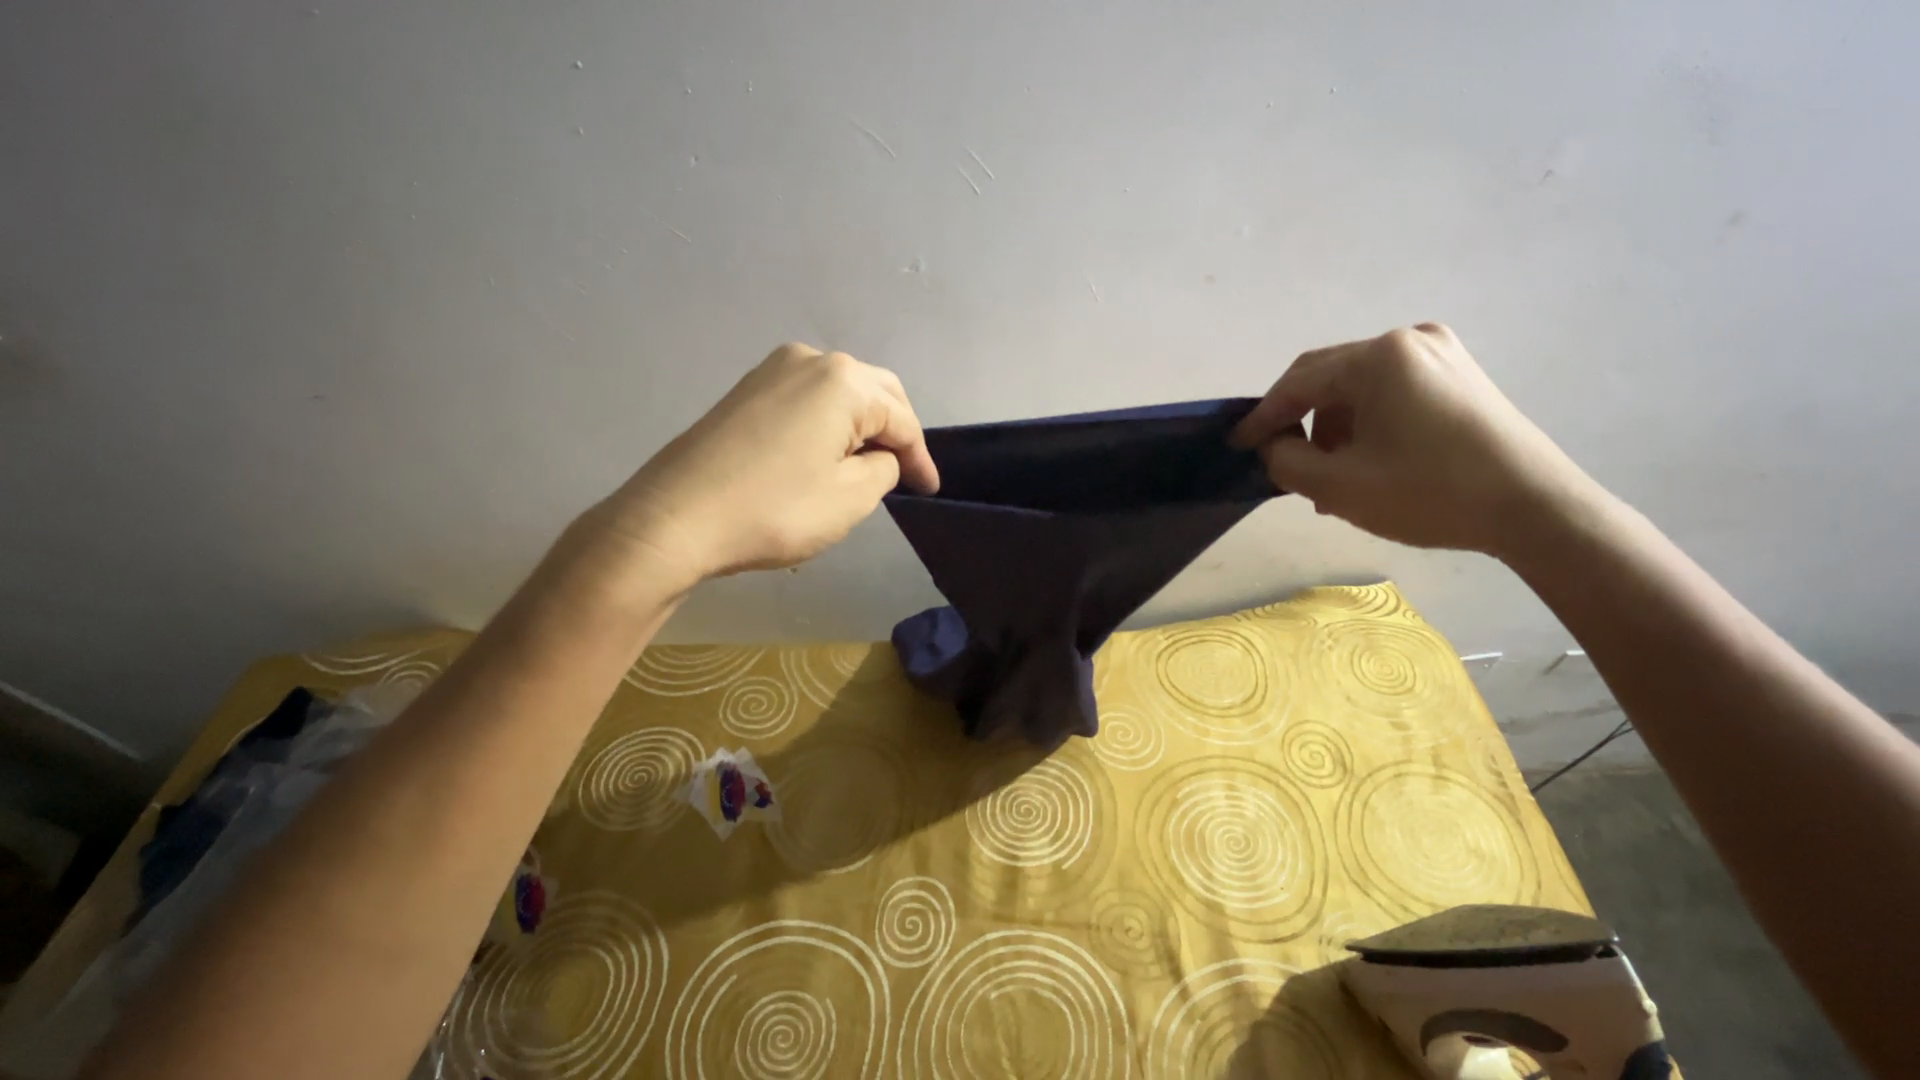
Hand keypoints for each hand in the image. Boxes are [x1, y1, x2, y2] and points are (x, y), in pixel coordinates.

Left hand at [584, 344, 938, 588]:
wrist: (675, 517)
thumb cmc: (774, 509)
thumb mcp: (850, 499)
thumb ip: (883, 469)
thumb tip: (879, 457)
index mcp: (844, 380)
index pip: (902, 419)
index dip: (920, 459)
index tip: (929, 491)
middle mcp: (810, 359)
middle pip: (874, 393)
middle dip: (894, 433)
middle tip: (905, 475)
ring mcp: (771, 371)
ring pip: (838, 395)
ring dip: (860, 426)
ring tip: (868, 467)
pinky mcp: (745, 392)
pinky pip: (806, 402)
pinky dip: (826, 425)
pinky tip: (826, 455)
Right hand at [1231, 323, 1596, 558]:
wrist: (1535, 508)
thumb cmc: (1431, 492)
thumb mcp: (1340, 486)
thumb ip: (1286, 462)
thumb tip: (1273, 447)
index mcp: (1379, 357)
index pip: (1298, 383)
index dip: (1262, 417)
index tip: (1236, 446)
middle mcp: (1409, 340)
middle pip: (1330, 380)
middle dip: (1302, 426)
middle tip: (1287, 469)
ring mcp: (1442, 354)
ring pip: (1360, 390)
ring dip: (1336, 431)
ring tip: (1332, 480)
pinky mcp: (1462, 376)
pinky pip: (1393, 394)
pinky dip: (1369, 426)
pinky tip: (1368, 464)